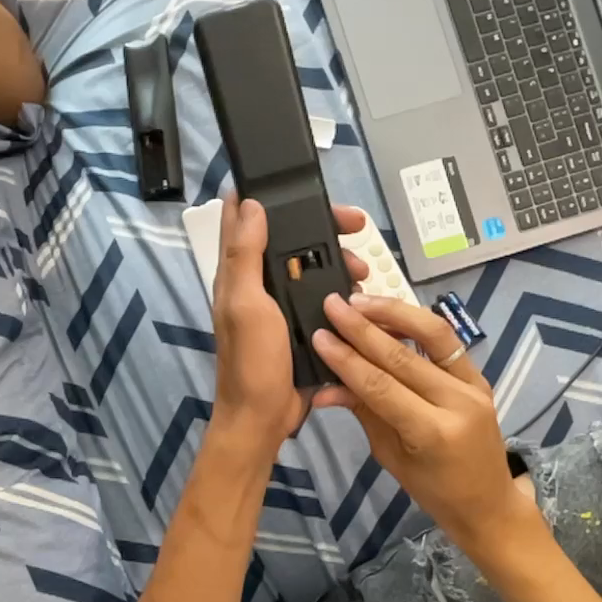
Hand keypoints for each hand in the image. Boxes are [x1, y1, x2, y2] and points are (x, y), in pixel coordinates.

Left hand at [207, 197, 369, 455]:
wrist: (264, 417)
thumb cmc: (251, 360)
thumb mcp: (245, 304)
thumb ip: (244, 255)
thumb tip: (249, 203)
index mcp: (238, 275)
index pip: (245, 219)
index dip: (268, 195)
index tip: (301, 183)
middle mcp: (258, 285)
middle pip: (290, 240)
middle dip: (322, 228)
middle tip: (356, 225)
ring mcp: (281, 307)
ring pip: (312, 267)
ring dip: (338, 261)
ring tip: (363, 270)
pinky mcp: (303, 327)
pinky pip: (324, 297)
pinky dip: (342, 290)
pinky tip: (362, 294)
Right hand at [311, 294, 531, 557]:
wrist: (487, 502)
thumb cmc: (434, 491)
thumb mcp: (390, 457)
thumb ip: (364, 413)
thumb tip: (324, 388)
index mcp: (433, 433)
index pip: (381, 387)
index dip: (347, 360)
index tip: (320, 336)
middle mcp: (458, 403)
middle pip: (402, 356)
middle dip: (363, 328)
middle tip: (332, 304)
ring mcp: (475, 386)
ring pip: (433, 335)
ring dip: (395, 313)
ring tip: (362, 299)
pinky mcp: (480, 377)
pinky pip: (448, 342)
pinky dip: (418, 324)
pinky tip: (392, 314)